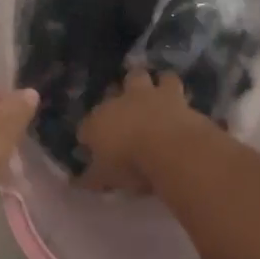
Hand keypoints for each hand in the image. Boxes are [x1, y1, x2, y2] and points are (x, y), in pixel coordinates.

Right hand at [76, 67, 201, 194]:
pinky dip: (178, 96)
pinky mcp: (177, 97)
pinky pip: (177, 89)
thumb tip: (78, 182)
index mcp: (97, 122)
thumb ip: (90, 178)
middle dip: (115, 98)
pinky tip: (181, 104)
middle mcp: (120, 102)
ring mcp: (148, 96)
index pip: (85, 128)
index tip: (91, 148)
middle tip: (122, 110)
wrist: (170, 149)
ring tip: (153, 93)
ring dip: (144, 84)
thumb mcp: (105, 179)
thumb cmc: (129, 164)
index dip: (87, 137)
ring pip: (143, 76)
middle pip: (113, 90)